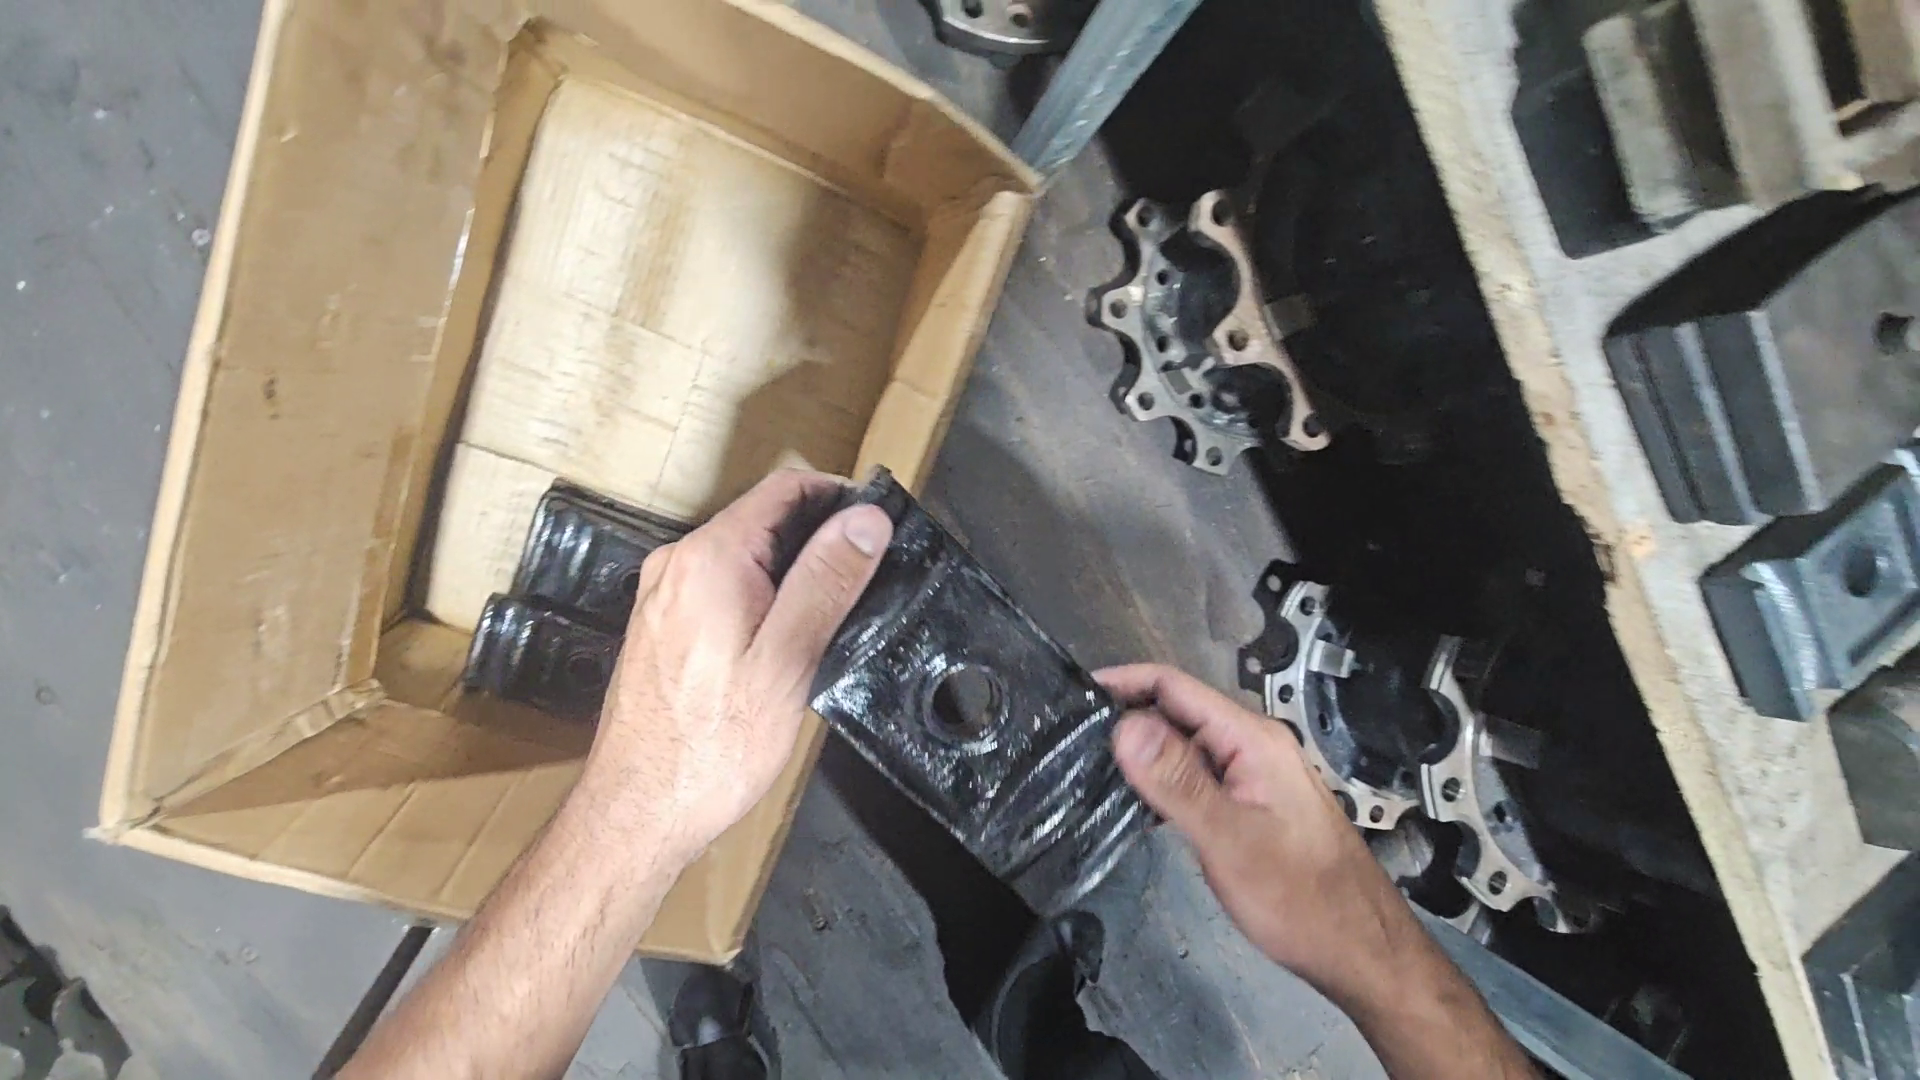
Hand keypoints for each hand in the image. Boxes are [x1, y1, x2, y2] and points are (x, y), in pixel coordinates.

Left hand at [579, 470, 891, 867]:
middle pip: (763, 519)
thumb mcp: (788, 658)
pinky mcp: (662, 623)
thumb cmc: (715, 746)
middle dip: (817, 538)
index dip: (838, 496)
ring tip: (828, 611)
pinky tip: (782, 636)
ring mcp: (663, 594)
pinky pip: (721, 584)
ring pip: (743, 553)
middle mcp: (676, 564)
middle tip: (862, 578)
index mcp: (709, 559)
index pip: (784, 489)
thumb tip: (866, 519)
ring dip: (790, 569)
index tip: (876, 526)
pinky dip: (760, 593)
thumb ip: (826, 580)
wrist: (639, 811)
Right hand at [1101, 665, 1534, 1079]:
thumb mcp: (1230, 840)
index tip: (1077, 693)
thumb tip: (1124, 726)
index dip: (1124, 682)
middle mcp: (1252, 744)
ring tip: (1092, 763)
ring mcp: (1253, 772)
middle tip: (1073, 734)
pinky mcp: (1249, 800)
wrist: (1363, 954)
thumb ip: (1176, 781)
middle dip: (1126, 714)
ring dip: (1141, 748)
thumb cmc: (1302, 899)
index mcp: (1251, 738)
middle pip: (1178, 710)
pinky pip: (1196, 772)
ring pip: (1185, 743)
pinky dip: (1162, 777)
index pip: (1174, 685)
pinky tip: (1137, 799)